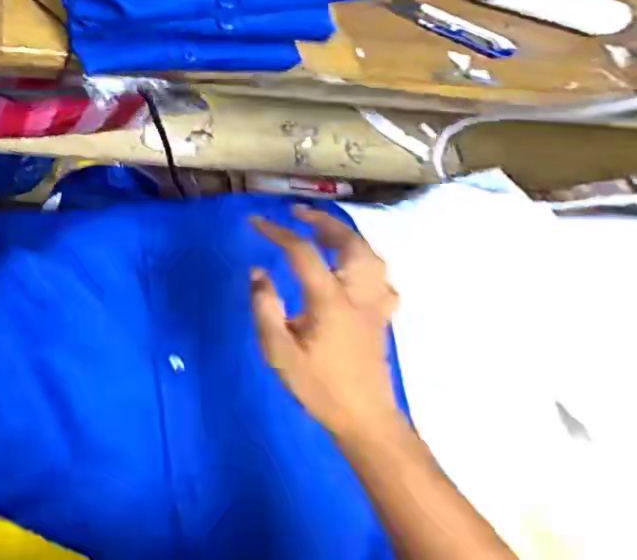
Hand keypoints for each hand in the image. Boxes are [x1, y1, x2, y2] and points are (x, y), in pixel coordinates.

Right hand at [250, 206, 405, 444]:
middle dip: (324, 222)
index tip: (254, 222)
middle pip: (351, 245)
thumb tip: (259, 273)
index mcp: (330, 300)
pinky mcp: (381, 319)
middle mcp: (358, 297)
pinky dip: (365, 262)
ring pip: (373, 259)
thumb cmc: (319, 386)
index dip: (277, 232)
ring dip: (348, 237)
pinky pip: (381, 279)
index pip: (302, 252)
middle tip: (298, 213)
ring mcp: (375, 308)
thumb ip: (265, 306)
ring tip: (324, 231)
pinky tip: (349, 268)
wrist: (368, 423)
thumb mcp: (278, 349)